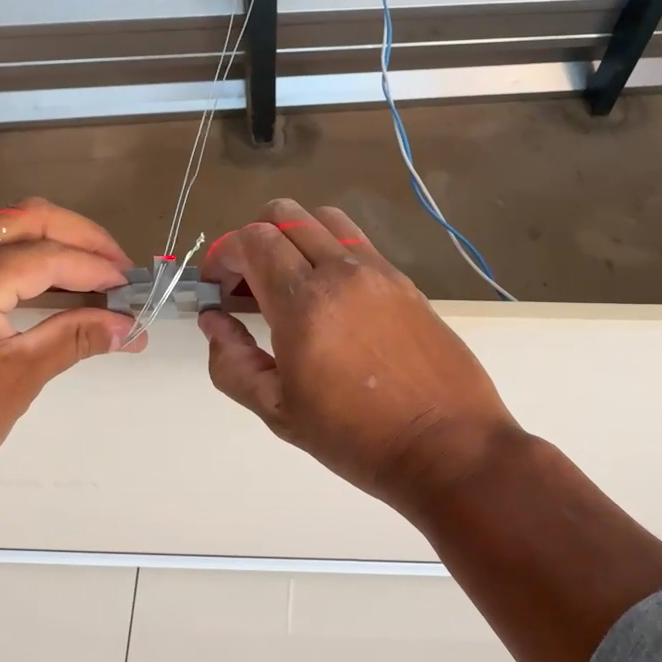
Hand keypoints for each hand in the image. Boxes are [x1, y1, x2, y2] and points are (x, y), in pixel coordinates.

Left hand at [0, 198, 143, 520]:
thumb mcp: (17, 381)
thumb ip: (76, 338)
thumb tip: (129, 326)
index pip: (42, 256)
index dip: (94, 269)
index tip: (133, 289)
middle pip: (22, 221)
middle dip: (79, 239)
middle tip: (119, 270)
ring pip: (1, 233)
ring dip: (53, 249)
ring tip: (98, 280)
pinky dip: (24, 266)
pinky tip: (57, 291)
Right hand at [198, 198, 522, 506]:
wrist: (448, 446)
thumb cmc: (355, 438)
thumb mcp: (278, 412)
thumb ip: (232, 362)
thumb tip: (213, 321)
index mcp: (304, 303)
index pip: (254, 240)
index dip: (225, 254)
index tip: (218, 285)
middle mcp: (341, 272)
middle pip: (285, 214)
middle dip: (254, 238)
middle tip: (248, 283)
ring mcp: (379, 271)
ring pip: (325, 218)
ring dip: (295, 235)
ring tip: (290, 282)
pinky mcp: (406, 282)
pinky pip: (358, 243)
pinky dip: (331, 250)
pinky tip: (331, 298)